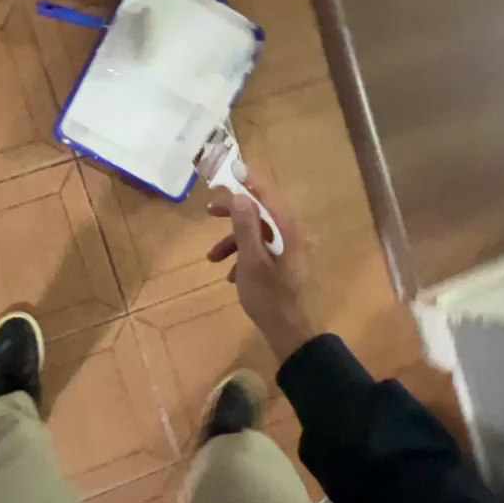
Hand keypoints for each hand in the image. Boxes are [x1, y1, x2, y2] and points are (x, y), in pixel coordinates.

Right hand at [205, 173, 320, 362]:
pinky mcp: (288, 265)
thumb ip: (246, 227)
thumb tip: (240, 195)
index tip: (228, 169)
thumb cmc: (270, 298)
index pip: (267, 193)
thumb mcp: (252, 262)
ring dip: (235, 240)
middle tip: (209, 213)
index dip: (248, 179)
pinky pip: (264, 250)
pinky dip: (246, 256)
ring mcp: (292, 250)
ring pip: (259, 233)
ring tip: (213, 258)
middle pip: (262, 211)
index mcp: (286, 229)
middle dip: (234, 212)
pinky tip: (233, 276)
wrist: (294, 333)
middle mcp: (293, 234)